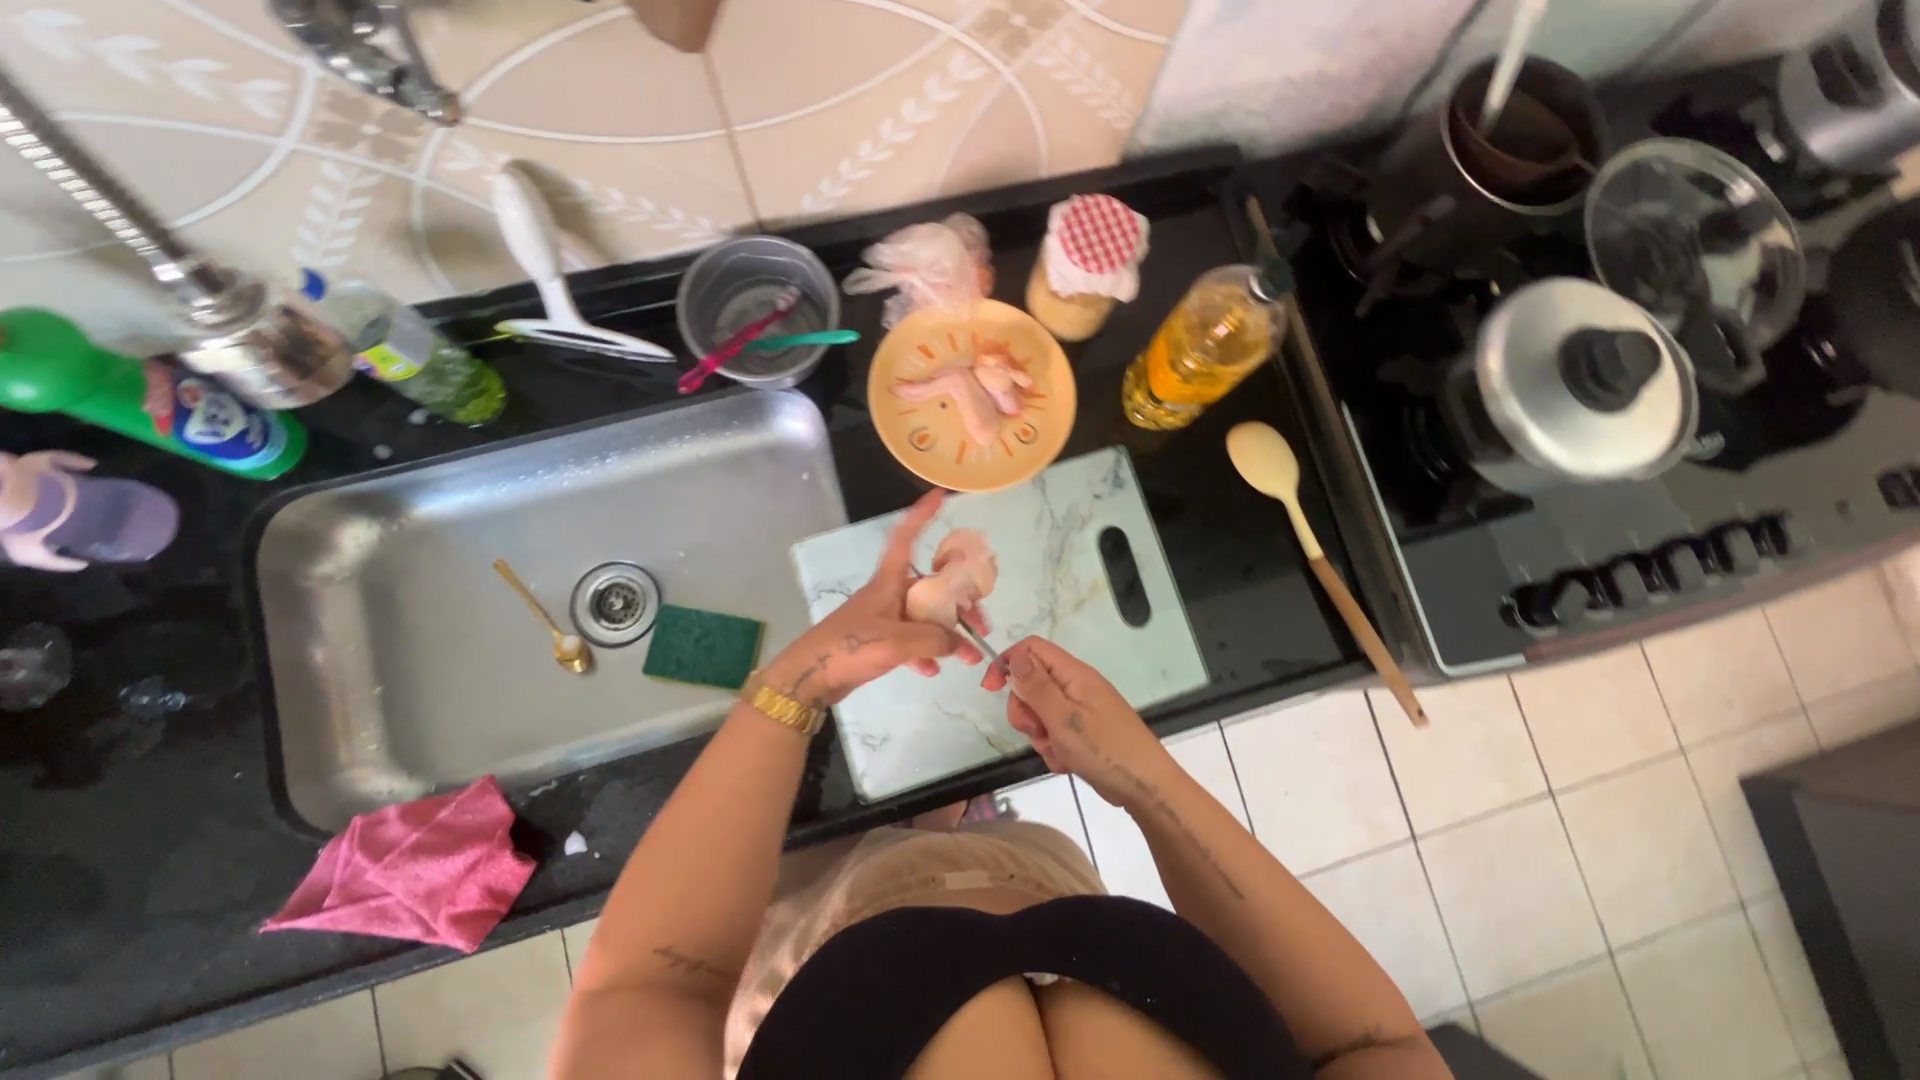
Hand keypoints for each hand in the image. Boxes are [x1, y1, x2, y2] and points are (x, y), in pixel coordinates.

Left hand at [760, 490, 983, 707]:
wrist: (810, 678)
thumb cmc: (849, 648)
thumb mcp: (897, 643)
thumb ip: (935, 640)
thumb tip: (961, 644)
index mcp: (889, 582)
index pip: (906, 538)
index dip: (922, 515)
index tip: (940, 496)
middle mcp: (888, 594)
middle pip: (931, 587)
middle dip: (959, 602)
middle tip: (981, 624)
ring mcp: (883, 619)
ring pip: (924, 617)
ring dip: (948, 634)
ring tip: (968, 656)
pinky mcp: (878, 642)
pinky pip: (910, 642)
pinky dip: (925, 653)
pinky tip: (933, 670)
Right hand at [983, 637, 1173, 806]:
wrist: (1144, 786)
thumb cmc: (1105, 748)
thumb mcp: (1062, 717)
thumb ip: (1036, 686)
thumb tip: (1014, 657)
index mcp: (1073, 674)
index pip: (1031, 649)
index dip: (1008, 663)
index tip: (991, 689)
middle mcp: (1075, 687)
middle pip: (1030, 685)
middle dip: (1025, 711)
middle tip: (1037, 730)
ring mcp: (1079, 711)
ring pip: (1039, 714)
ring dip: (1041, 736)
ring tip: (1059, 751)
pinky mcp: (1082, 734)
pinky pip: (1053, 735)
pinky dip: (1054, 750)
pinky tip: (1068, 763)